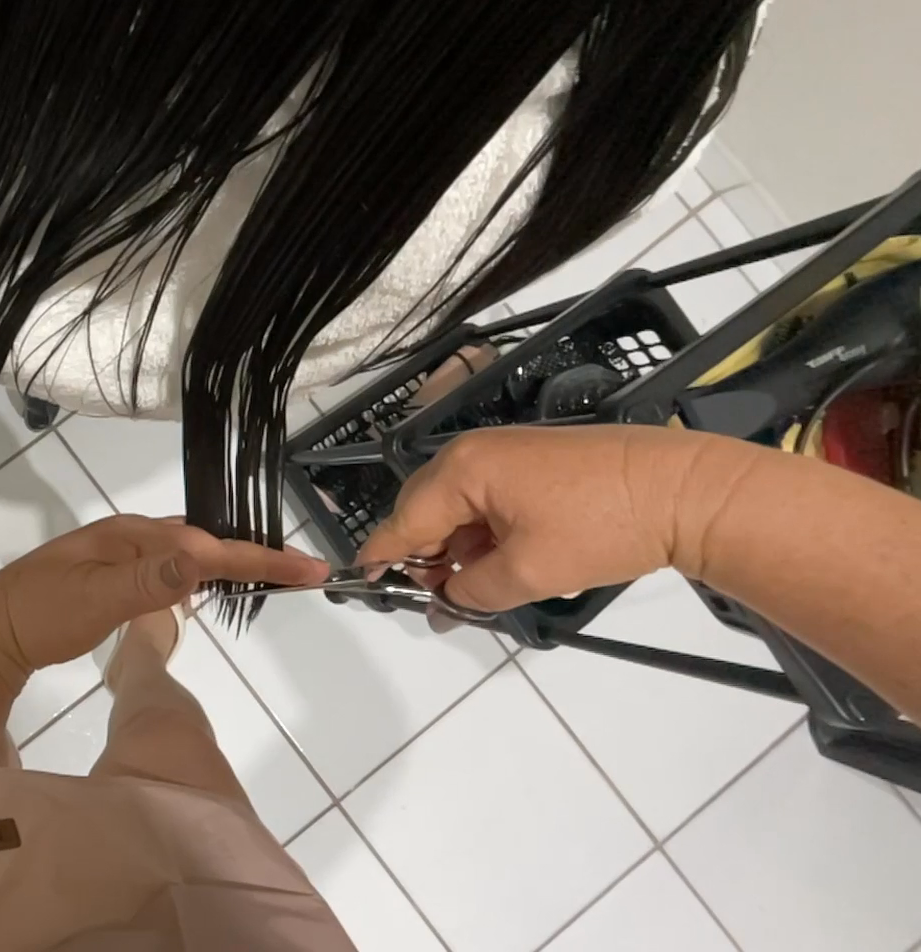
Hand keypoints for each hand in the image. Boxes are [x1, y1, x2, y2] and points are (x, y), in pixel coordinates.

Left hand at [0, 515, 327, 678]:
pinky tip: (204, 584)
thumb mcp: (96, 598)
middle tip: (301, 573)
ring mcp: (120, 555)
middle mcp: (129, 537)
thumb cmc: (43, 614)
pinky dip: (196, 573)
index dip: (259, 558)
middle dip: (251, 555)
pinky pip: (167, 567)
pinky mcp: (113, 575)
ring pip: (185, 553)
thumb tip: (203, 557)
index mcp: (130, 537)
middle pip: (202, 542)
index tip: (308, 569)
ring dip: (226, 562)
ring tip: (270, 574)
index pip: (206, 545)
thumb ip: (148, 580)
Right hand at [357, 425, 740, 615]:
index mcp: (460, 472)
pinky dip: (482, 531)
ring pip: (455, 506)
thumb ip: (473, 591)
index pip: (404, 521)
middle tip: (436, 594)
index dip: (381, 553)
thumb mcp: (532, 573)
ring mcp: (501, 453)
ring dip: (456, 545)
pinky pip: (484, 498)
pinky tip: (497, 559)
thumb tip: (446, 602)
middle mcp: (470, 454)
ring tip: (471, 583)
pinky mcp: (530, 459)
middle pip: (424, 510)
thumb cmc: (604, 528)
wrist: (693, 491)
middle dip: (424, 553)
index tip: (360, 577)